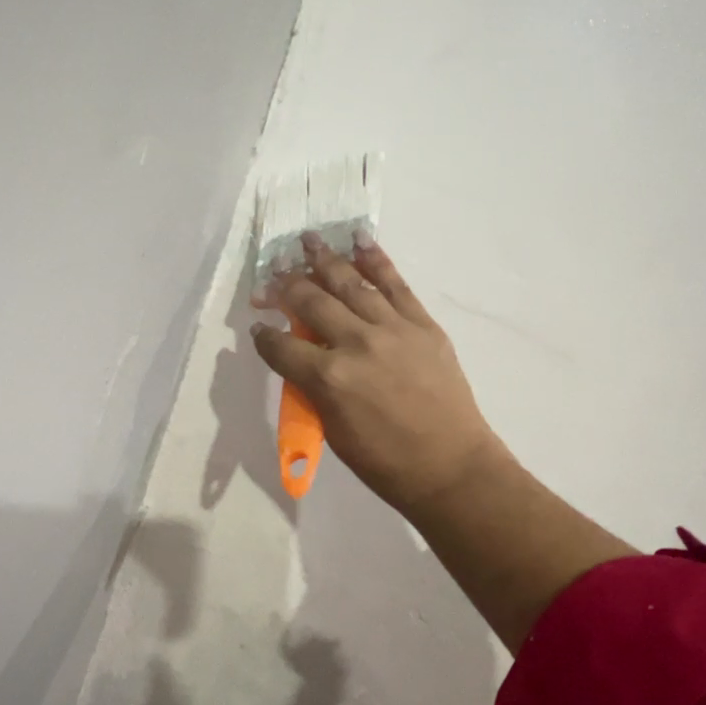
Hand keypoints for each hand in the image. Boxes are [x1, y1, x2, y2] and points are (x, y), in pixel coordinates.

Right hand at [252, 231, 507, 515]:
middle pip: (311, 302)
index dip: (264, 335)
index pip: (282, 346)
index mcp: (327, 378)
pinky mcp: (422, 325)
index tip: (257, 325)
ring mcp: (392, 329)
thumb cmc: (382, 461)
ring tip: (307, 238)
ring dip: (325, 258)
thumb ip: (313, 388)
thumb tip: (302, 360)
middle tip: (271, 269)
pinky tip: (359, 240)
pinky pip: (395, 284)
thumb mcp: (332, 429)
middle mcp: (355, 343)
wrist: (449, 466)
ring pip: (350, 284)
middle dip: (286, 285)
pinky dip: (376, 260)